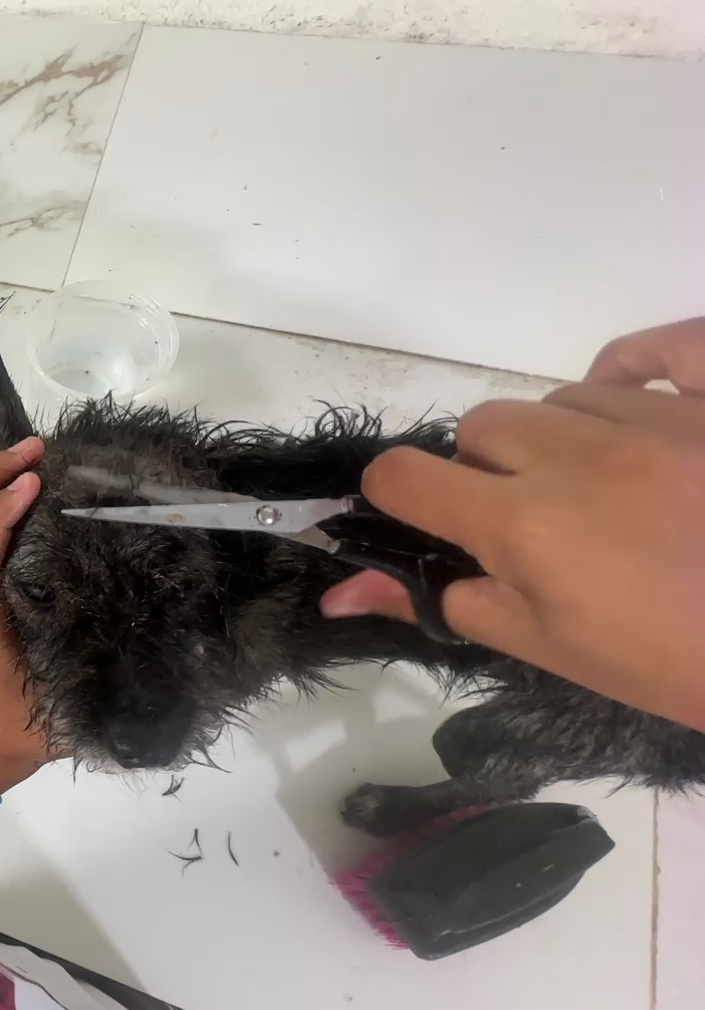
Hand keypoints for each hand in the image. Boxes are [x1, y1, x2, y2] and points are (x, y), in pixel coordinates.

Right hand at [322, 323, 704, 727]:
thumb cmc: (689, 663)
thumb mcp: (548, 647)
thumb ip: (435, 601)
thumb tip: (338, 593)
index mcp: (522, 526)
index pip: (399, 475)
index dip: (393, 494)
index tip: (424, 517)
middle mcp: (583, 459)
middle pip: (479, 426)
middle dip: (487, 466)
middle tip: (537, 513)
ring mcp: (674, 419)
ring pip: (559, 397)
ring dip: (561, 434)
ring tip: (613, 478)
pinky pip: (666, 346)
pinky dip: (636, 365)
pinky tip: (635, 396)